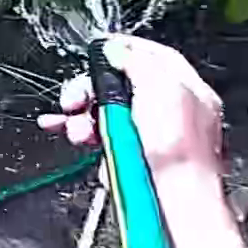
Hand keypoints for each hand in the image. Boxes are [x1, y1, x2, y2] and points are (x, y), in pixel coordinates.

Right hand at [39, 34, 224, 198]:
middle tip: (75, 99)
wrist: (171, 200)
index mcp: (183, 89)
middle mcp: (164, 109)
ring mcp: (143, 132)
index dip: (124, 49)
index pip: (152, 55)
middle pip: (117, 82)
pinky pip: (93, 132)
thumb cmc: (178, 151)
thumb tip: (116, 49)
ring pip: (100, 108)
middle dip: (89, 88)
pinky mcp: (124, 151)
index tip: (99, 48)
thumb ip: (137, 63)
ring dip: (80, 113)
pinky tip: (64, 130)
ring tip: (76, 128)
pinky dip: (75, 129)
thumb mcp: (161, 90)